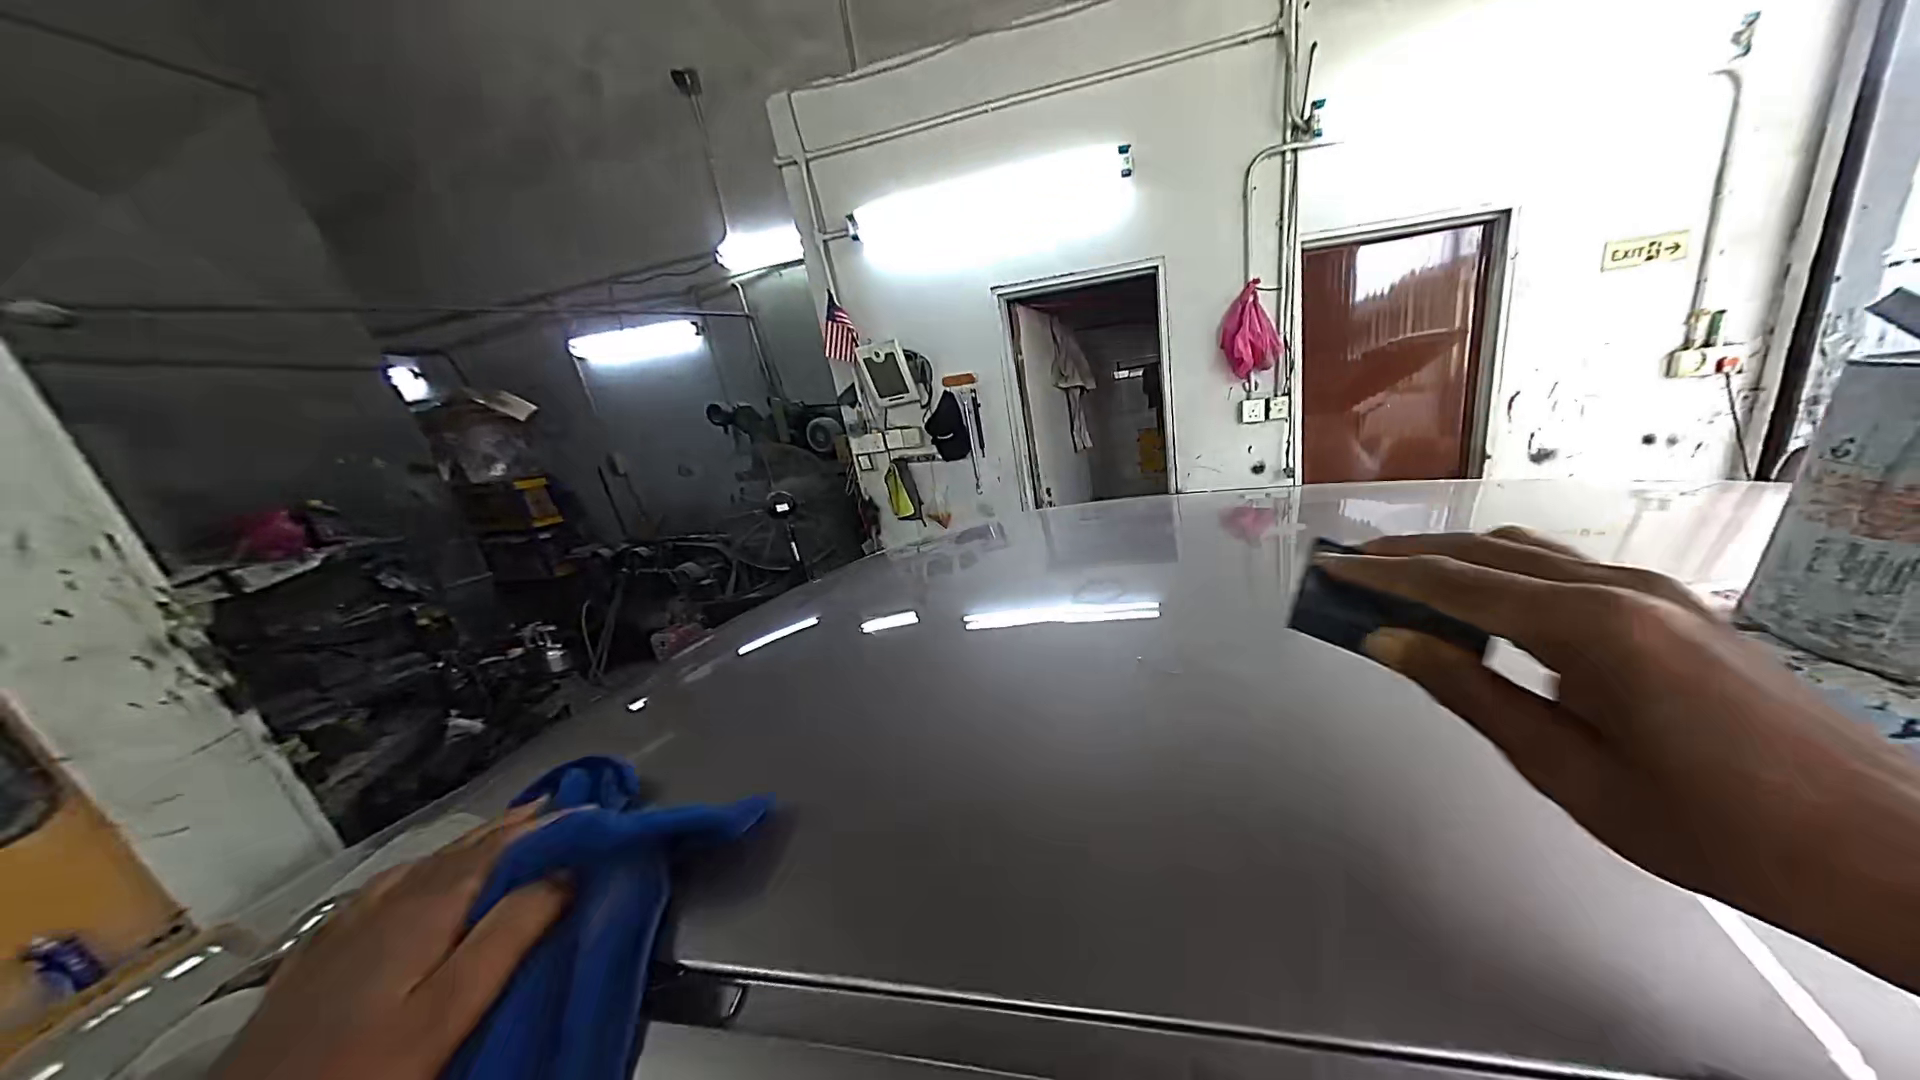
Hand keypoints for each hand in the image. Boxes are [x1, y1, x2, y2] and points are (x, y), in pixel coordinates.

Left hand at [214, 805, 569, 1079]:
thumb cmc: (360, 1072)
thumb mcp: (448, 1010)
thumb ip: (509, 933)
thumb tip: (565, 873)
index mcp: (427, 905)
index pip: (505, 843)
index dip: (555, 823)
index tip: (601, 812)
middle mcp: (389, 899)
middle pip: (468, 844)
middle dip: (523, 822)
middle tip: (568, 808)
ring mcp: (349, 923)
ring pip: (431, 859)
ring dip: (482, 839)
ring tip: (517, 830)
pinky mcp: (321, 951)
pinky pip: (393, 882)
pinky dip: (433, 864)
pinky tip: (430, 873)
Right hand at [1319, 527, 1919, 991]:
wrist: (1892, 855)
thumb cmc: (1714, 827)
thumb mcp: (1565, 768)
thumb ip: (1468, 692)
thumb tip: (1387, 640)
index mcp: (1590, 628)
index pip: (1453, 583)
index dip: (1381, 572)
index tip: (1329, 566)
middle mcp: (1620, 588)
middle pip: (1484, 552)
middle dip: (1407, 554)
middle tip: (1348, 565)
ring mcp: (1655, 591)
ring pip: (1524, 552)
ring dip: (1452, 557)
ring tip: (1399, 577)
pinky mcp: (1676, 605)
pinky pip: (1563, 569)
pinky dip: (1499, 572)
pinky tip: (1481, 600)